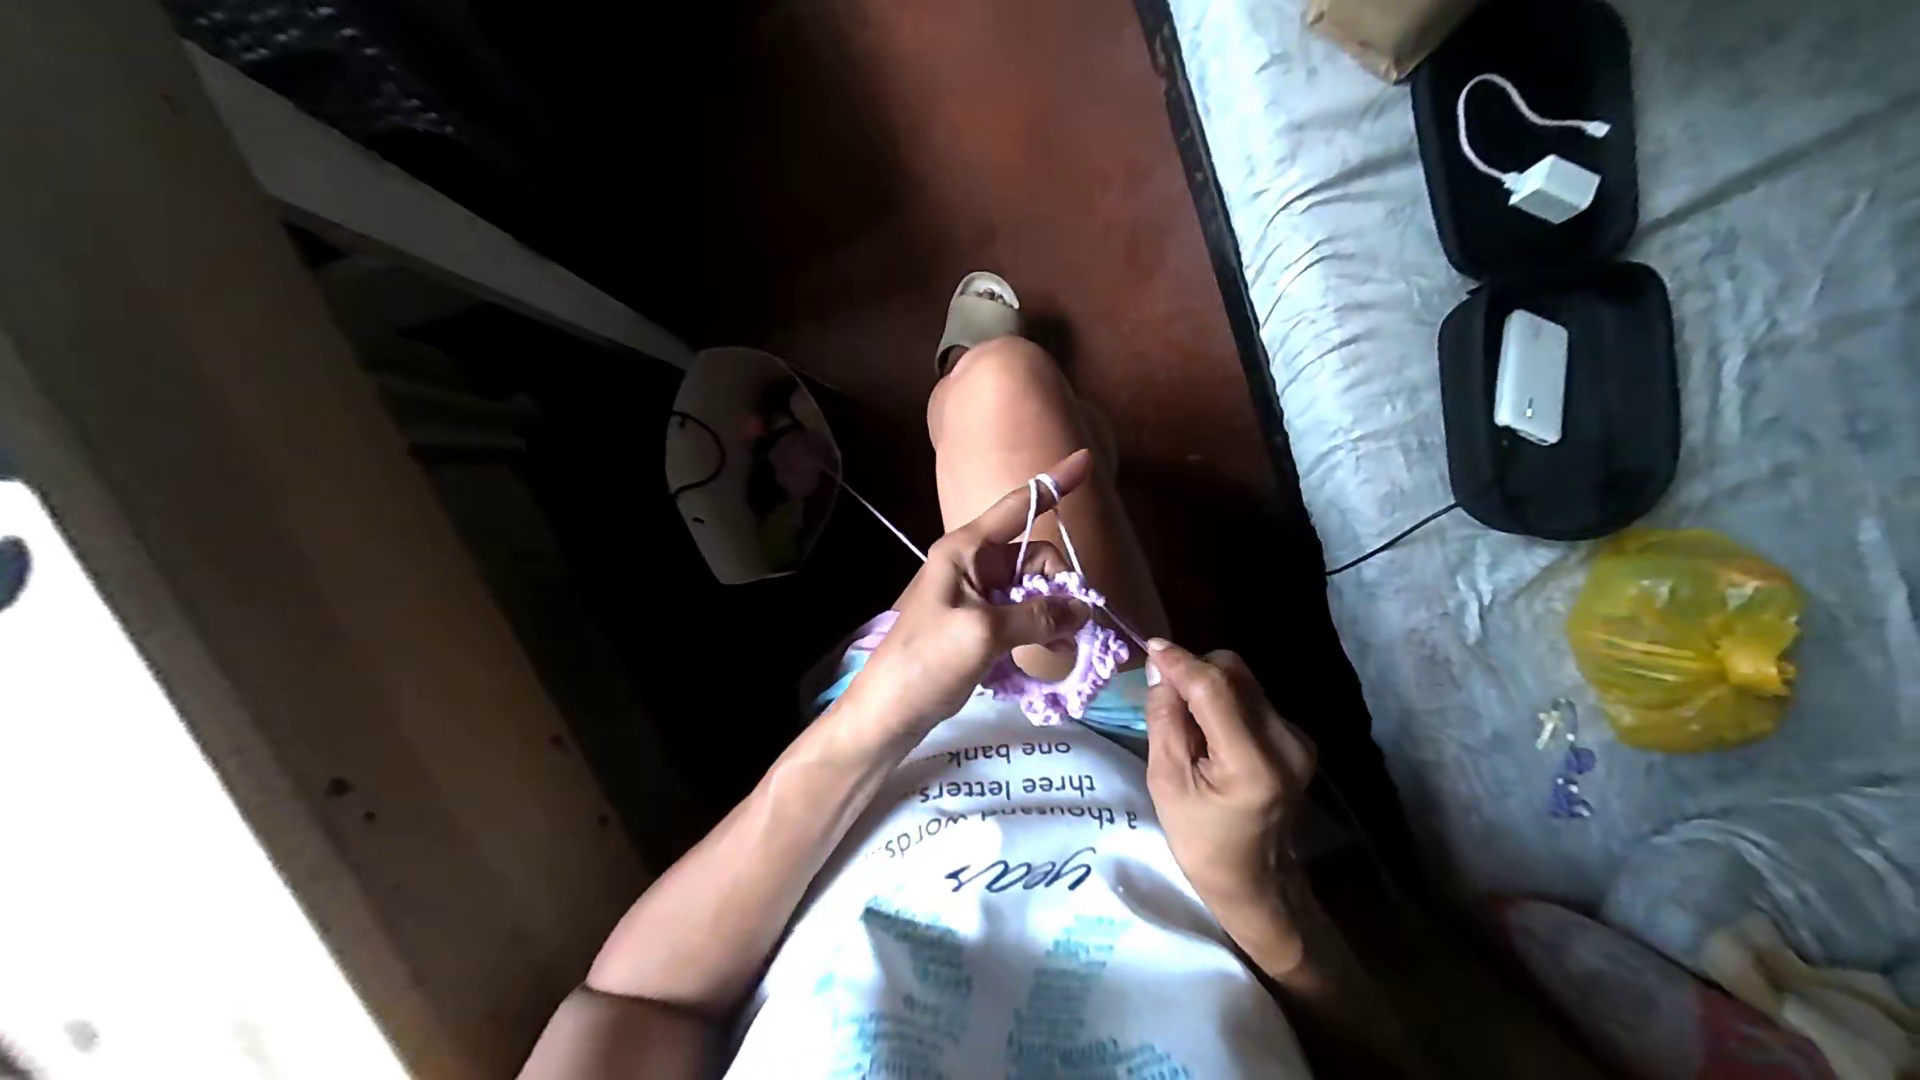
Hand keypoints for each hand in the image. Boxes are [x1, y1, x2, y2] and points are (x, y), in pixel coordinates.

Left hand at [844, 450, 1095, 738]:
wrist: (888, 710)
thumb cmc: (926, 661)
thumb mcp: (983, 634)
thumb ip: (1036, 616)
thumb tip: (1083, 608)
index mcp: (965, 550)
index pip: (1016, 506)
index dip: (1053, 483)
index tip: (1087, 459)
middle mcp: (972, 565)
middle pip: (1034, 558)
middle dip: (1058, 586)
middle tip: (1073, 626)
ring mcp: (975, 595)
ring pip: (1032, 590)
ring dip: (1053, 615)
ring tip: (1064, 649)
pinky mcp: (979, 624)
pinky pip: (1021, 617)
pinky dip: (1039, 632)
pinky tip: (1050, 657)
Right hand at [1143, 640, 1316, 944]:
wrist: (1258, 883)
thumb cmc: (1202, 842)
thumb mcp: (1166, 783)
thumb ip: (1164, 720)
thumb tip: (1159, 669)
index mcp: (1252, 762)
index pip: (1214, 687)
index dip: (1180, 662)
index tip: (1149, 647)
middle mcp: (1286, 742)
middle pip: (1233, 671)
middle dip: (1193, 672)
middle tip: (1165, 697)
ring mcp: (1297, 739)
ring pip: (1242, 679)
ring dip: (1207, 685)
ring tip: (1187, 722)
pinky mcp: (1297, 738)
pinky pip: (1251, 696)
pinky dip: (1222, 699)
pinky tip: (1210, 732)